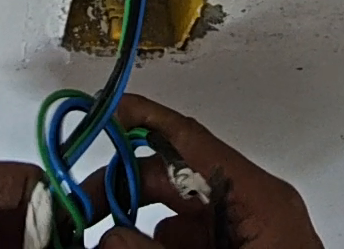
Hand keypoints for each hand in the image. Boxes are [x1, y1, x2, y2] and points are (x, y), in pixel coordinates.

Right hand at [94, 94, 323, 248]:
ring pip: (181, 213)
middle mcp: (252, 207)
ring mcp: (248, 235)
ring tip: (106, 236)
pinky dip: (160, 245)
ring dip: (140, 221)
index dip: (147, 117)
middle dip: (129, 184)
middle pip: (179, 177)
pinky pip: (193, 240)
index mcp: (257, 199)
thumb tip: (109, 238)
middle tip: (86, 203)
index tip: (108, 107)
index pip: (193, 140)